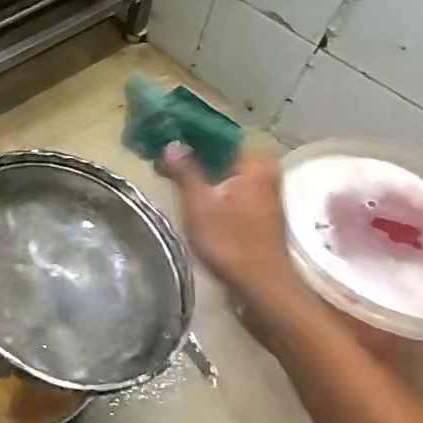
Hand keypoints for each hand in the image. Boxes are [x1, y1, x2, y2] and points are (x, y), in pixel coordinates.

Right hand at [158, 144, 297, 301]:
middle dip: (190, 154)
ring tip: (167, 172)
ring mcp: (264, 191)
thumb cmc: (230, 243)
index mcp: (254, 161)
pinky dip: (210, 187)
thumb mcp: (199, 204)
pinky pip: (230, 188)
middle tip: (158, 157)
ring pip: (224, 172)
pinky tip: (188, 193)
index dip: (186, 133)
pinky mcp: (259, 210)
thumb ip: (185, 171)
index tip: (159, 135)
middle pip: (221, 153)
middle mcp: (264, 170)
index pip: (215, 135)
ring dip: (199, 172)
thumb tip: (171, 144)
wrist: (262, 288)